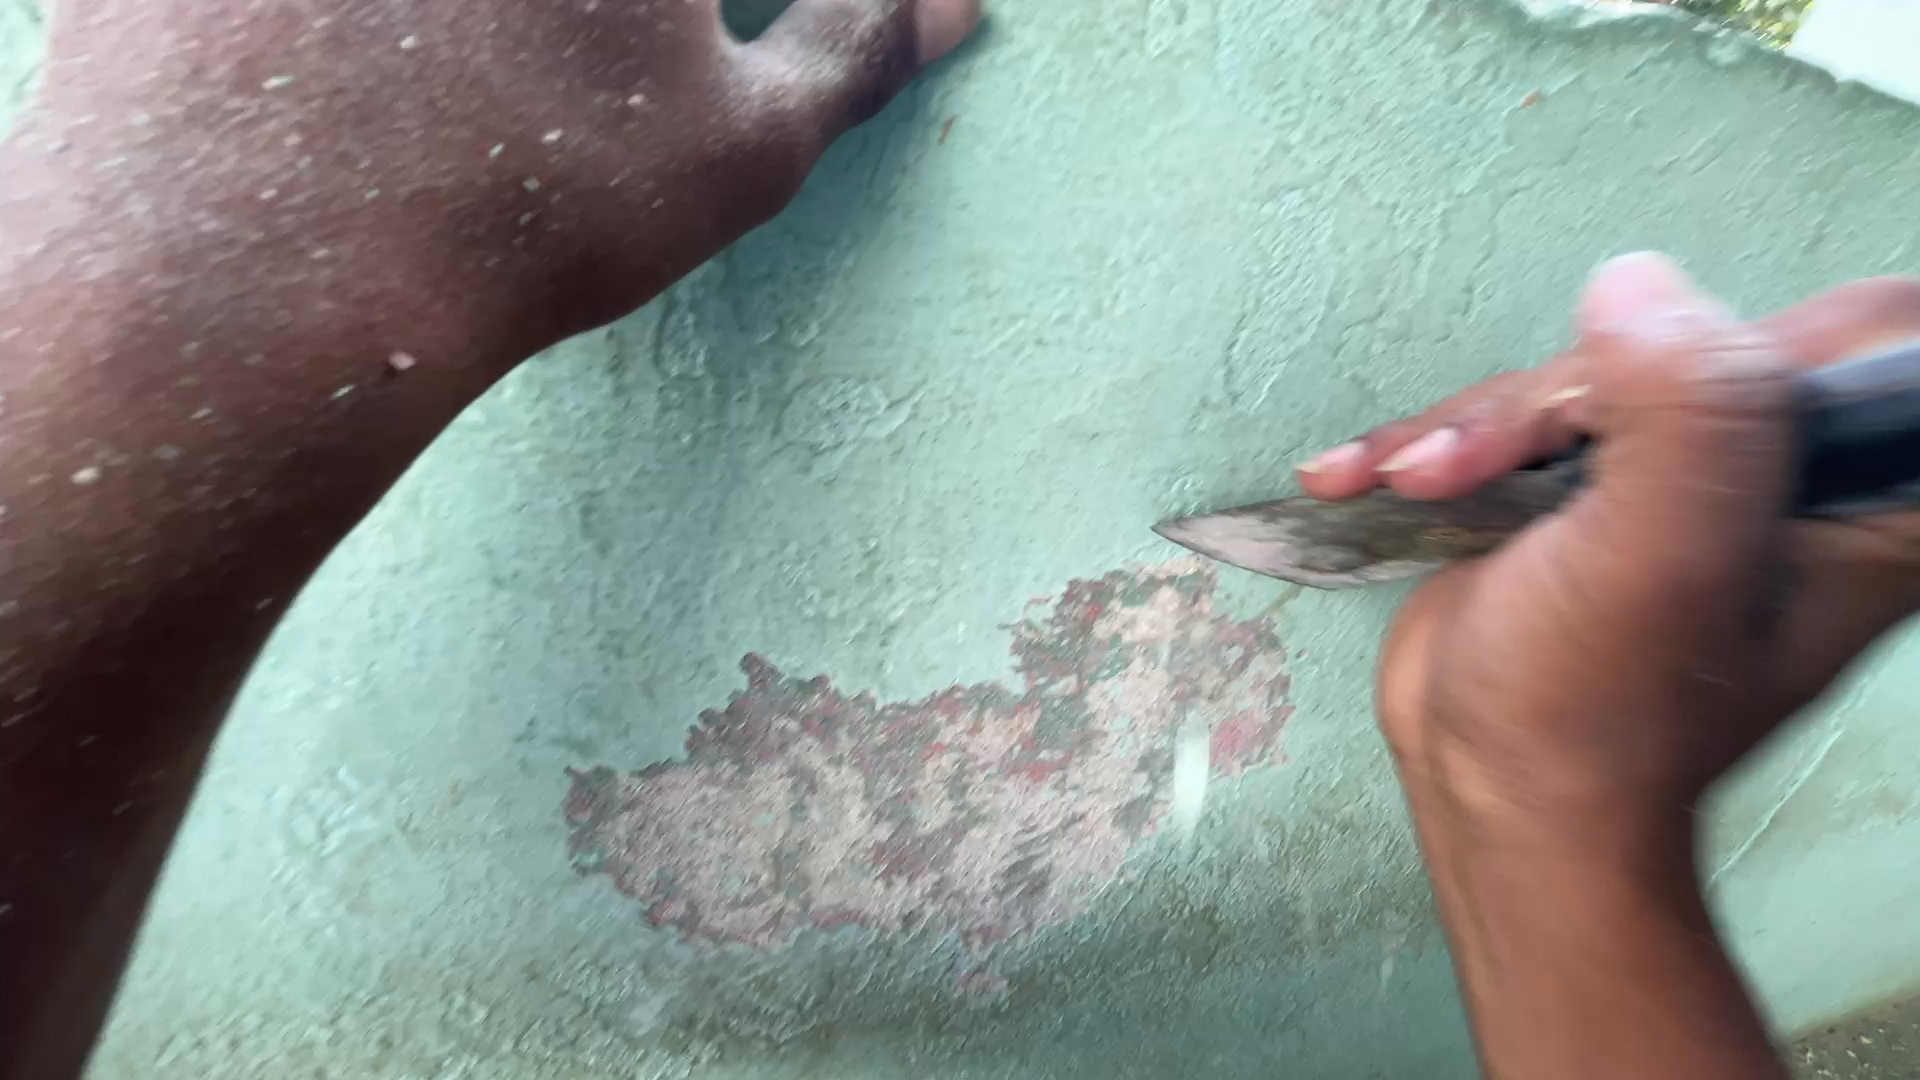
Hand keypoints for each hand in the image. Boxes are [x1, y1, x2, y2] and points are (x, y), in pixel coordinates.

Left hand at [0, 5, 979, 1074]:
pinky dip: (448, 16)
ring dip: (576, 36)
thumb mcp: (750, 147)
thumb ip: (858, 54)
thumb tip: (957, 5)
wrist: (287, 265)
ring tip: (548, 107)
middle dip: (666, 31)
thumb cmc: (559, 207)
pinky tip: (444, 69)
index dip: (760, 8)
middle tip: (650, 85)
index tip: (734, 63)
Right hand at [1300, 254, 1919, 833]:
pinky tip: (1347, 476)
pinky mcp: (1548, 496)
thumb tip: (1633, 277)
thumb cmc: (1584, 697)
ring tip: (1385, 483)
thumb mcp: (1657, 561)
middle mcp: (1758, 475)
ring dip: (1450, 429)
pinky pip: (1491, 432)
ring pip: (1554, 389)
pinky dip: (1412, 448)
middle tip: (1446, 471)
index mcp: (1854, 493)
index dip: (1713, 352)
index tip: (1596, 422)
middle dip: (1529, 409)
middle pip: (1656, 354)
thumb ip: (1690, 412)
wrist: (1483, 775)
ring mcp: (1641, 481)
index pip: (1849, 335)